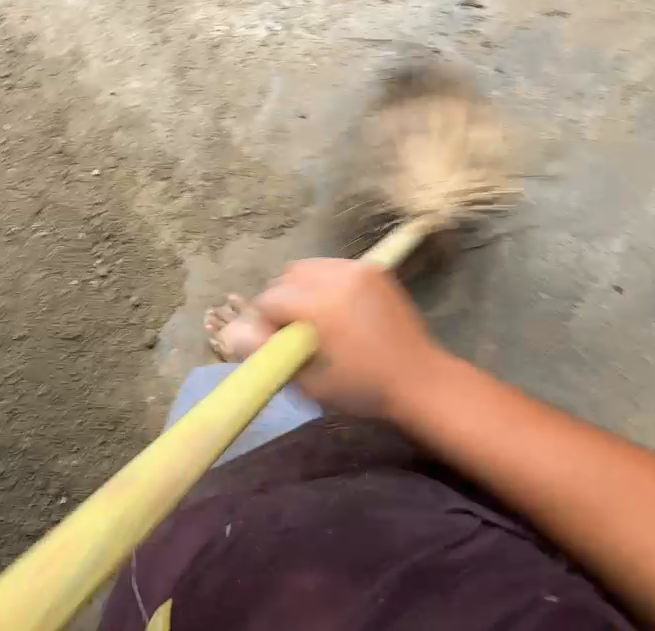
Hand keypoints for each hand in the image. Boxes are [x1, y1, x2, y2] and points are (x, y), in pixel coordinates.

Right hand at [254, 257, 453, 417]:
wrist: (421, 380)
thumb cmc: (363, 389)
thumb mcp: (310, 381)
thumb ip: (269, 354)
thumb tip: (234, 335)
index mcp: (320, 306)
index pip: (270, 299)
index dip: (265, 322)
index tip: (276, 344)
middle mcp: (337, 277)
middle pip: (287, 277)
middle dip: (282, 301)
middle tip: (293, 331)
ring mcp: (358, 269)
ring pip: (308, 267)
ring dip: (301, 288)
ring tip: (314, 318)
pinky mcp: (373, 269)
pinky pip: (333, 267)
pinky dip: (325, 283)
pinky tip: (336, 309)